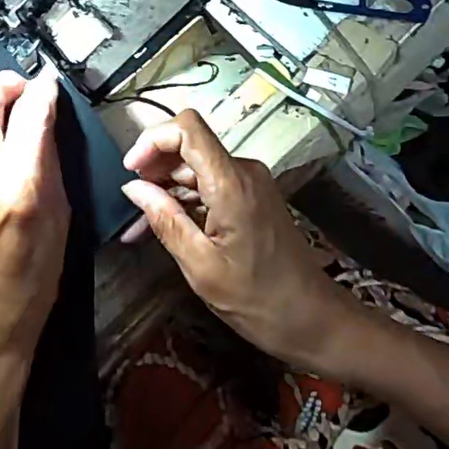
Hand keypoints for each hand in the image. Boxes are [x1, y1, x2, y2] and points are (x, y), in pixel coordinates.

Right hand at [119, 109, 356, 374]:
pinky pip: (209, 181)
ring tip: (140, 220)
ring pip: (195, 164)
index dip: (153, 138)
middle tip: (132, 202)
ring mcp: (249, 181)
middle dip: (154, 166)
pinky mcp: (251, 194)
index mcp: (231, 183)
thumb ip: (166, 220)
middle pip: (189, 143)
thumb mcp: (201, 267)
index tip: (131, 169)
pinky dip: (184, 196)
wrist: (316, 320)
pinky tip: (165, 222)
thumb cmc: (259, 301)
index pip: (188, 127)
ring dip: (165, 184)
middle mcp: (243, 170)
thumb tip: (134, 188)